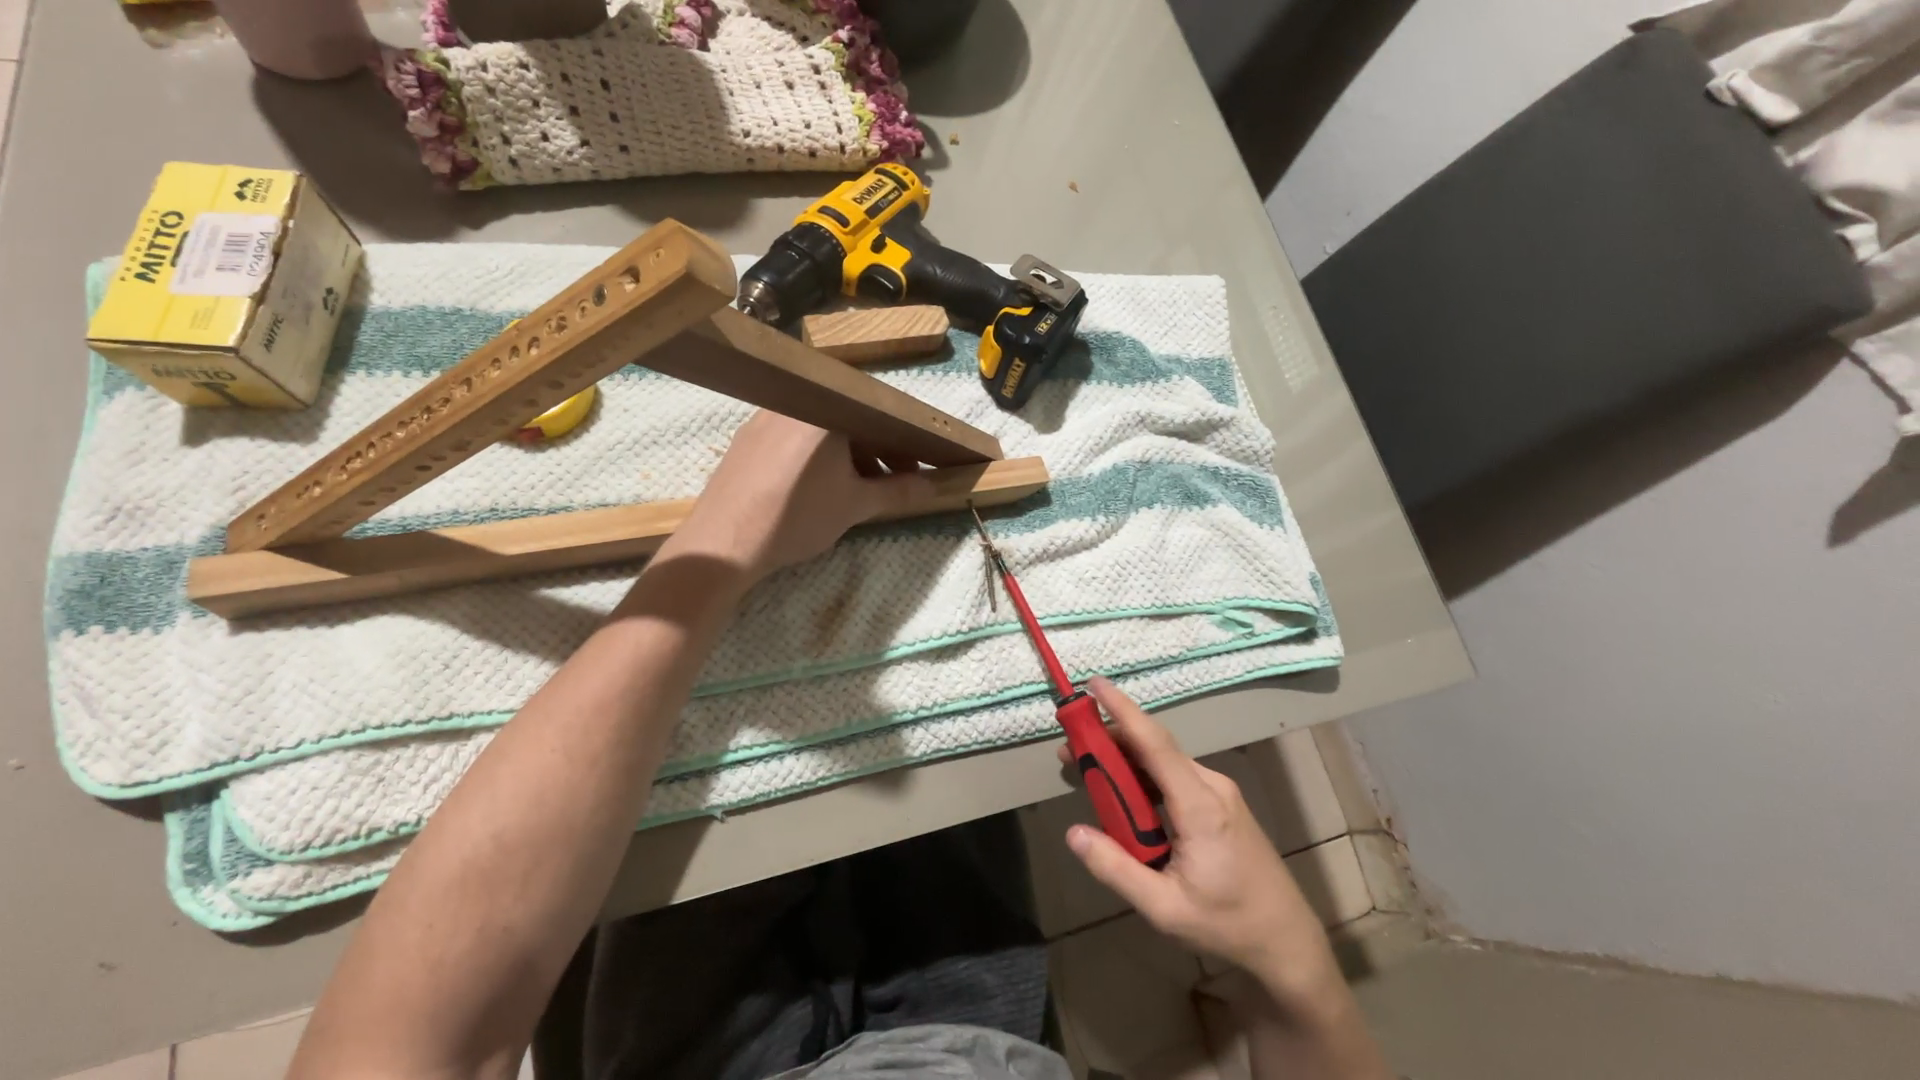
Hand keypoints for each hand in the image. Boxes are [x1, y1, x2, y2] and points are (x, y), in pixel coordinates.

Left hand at [668, 411, 934, 582]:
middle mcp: (796, 401)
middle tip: (892, 484)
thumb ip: (899, 492)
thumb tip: (937, 487)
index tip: (913, 470)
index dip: (903, 442)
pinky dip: (815, 457)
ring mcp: (766, 416)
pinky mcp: (747, 437)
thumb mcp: (856, 506)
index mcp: (827, 409)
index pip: (879, 413)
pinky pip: (793, 437)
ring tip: (856, 492)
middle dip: (876, 451)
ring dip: (847, 455)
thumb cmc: (797, 517)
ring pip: (820, 429)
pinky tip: (815, 489)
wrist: (723, 541)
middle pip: (850, 419)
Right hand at [1062, 677, 1344, 1003]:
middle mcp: (1212, 787)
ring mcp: (1221, 794)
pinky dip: (1145, 776)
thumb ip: (1116, 869)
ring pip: (1166, 761)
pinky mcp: (1222, 805)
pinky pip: (1176, 777)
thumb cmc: (1226, 924)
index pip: (1155, 743)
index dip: (1123, 711)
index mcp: (1200, 806)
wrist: (1286, 939)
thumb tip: (1074, 833)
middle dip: (1110, 738)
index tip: (1094, 683)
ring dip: (1126, 760)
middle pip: (1156, 747)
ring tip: (1087, 770)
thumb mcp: (1164, 908)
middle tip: (1069, 747)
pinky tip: (1124, 795)